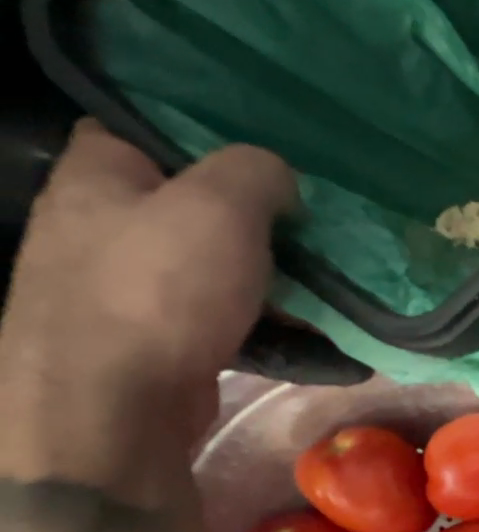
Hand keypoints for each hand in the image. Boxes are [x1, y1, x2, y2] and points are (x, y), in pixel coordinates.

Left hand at [0, 120, 296, 429]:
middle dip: (256, 217)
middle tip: (314, 226)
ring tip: (330, 286)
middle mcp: (99, 225)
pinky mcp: (155, 339)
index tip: (266, 157)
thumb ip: (256, 173)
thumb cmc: (159, 288)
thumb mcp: (220, 206)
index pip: (139, 129)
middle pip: (191, 205)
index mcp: (96, 177)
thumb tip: (279, 179)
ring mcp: (124, 288)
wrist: (115, 402)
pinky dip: (268, 324)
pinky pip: (223, 318)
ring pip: (214, 266)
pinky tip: (313, 335)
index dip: (201, 136)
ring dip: (271, 277)